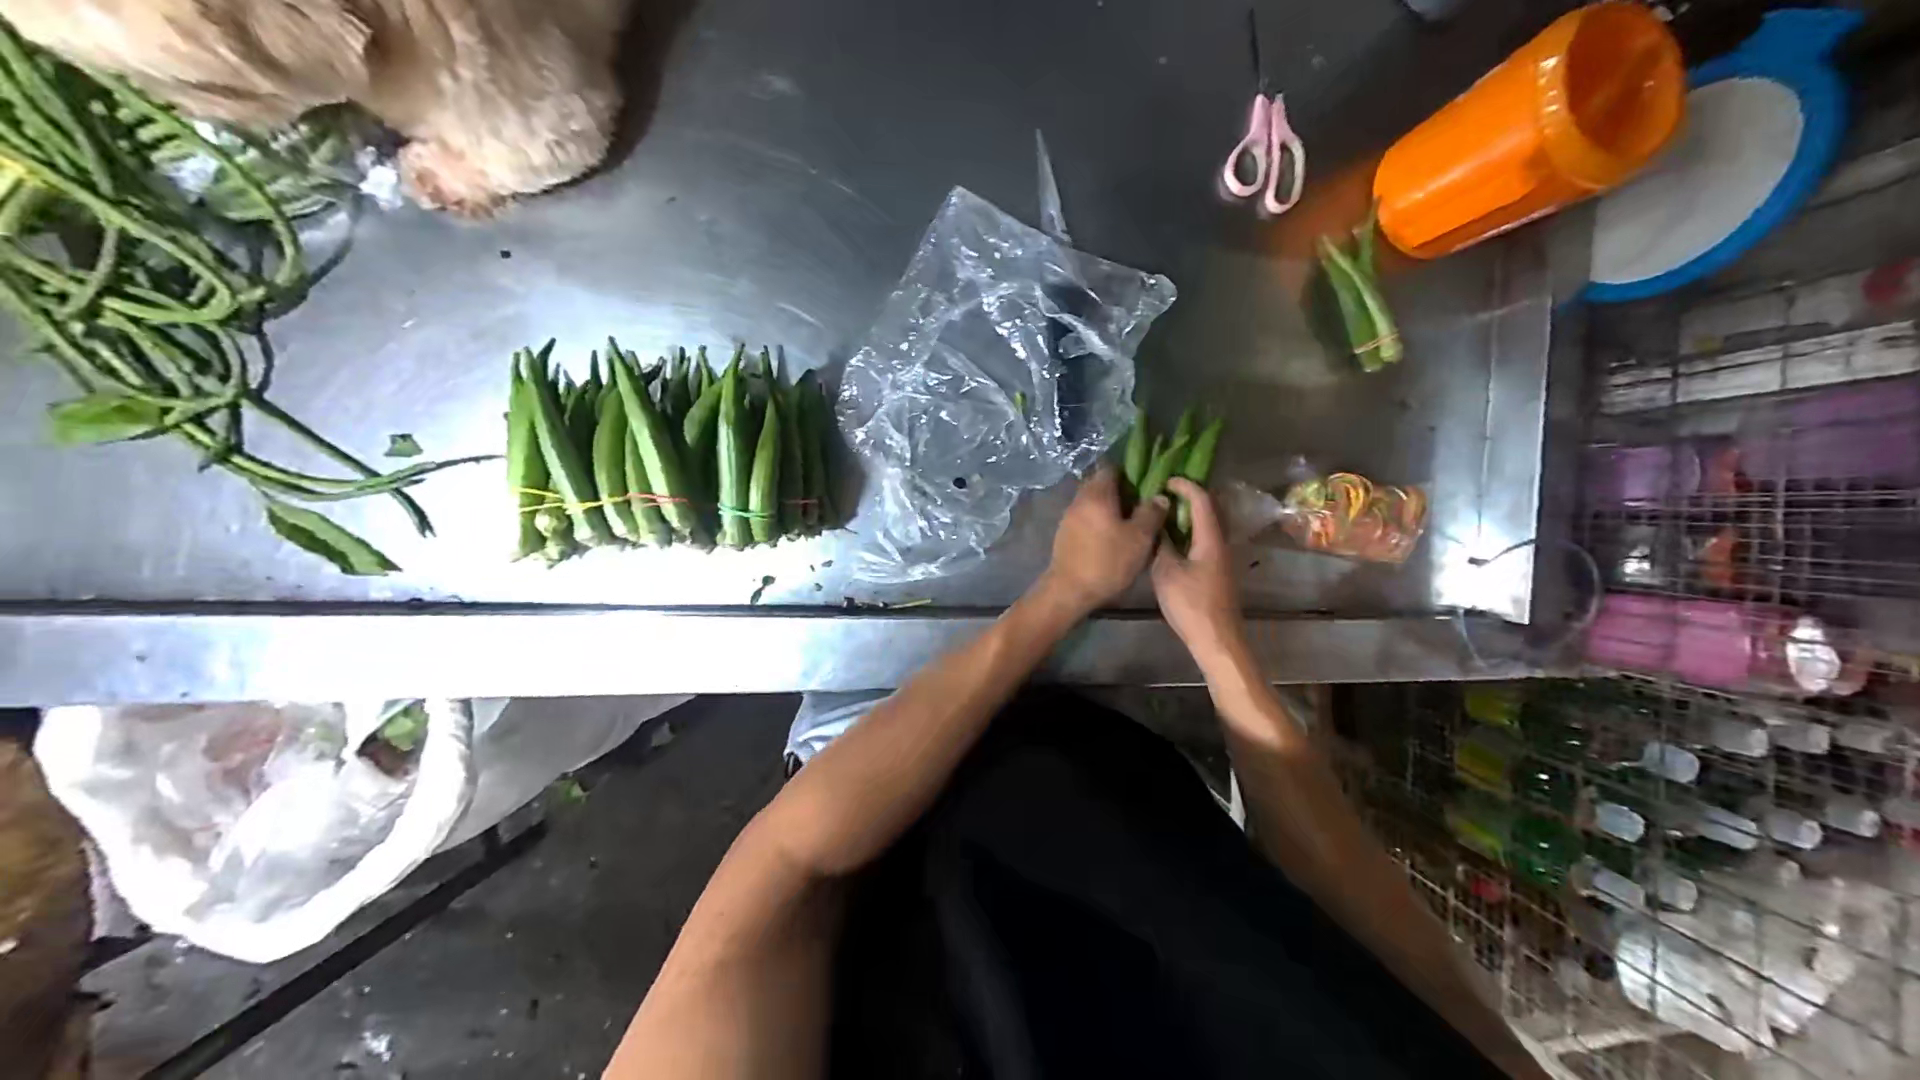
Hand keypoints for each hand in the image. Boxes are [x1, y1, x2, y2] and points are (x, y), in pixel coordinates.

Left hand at [1037, 465, 1166, 615]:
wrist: (1069, 591)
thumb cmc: (1108, 561)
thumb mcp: (1139, 538)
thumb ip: (1151, 513)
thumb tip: (1160, 496)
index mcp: (1096, 494)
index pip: (1111, 468)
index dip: (1129, 471)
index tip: (1146, 481)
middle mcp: (1079, 500)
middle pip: (1100, 484)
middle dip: (1121, 490)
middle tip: (1143, 502)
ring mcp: (1069, 517)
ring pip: (1093, 502)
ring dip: (1110, 507)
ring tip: (1130, 520)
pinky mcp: (1065, 534)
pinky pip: (1086, 517)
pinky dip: (1099, 520)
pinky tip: (1112, 535)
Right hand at [1152, 478, 1246, 670]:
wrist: (1217, 639)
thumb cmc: (1191, 604)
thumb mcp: (1166, 572)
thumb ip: (1161, 544)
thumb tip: (1157, 525)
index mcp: (1210, 538)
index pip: (1202, 499)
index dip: (1185, 485)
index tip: (1164, 480)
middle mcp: (1221, 541)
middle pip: (1210, 508)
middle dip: (1189, 495)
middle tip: (1163, 493)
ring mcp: (1222, 557)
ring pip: (1208, 524)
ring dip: (1189, 514)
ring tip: (1163, 512)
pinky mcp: (1217, 570)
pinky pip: (1205, 538)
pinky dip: (1190, 530)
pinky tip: (1172, 539)